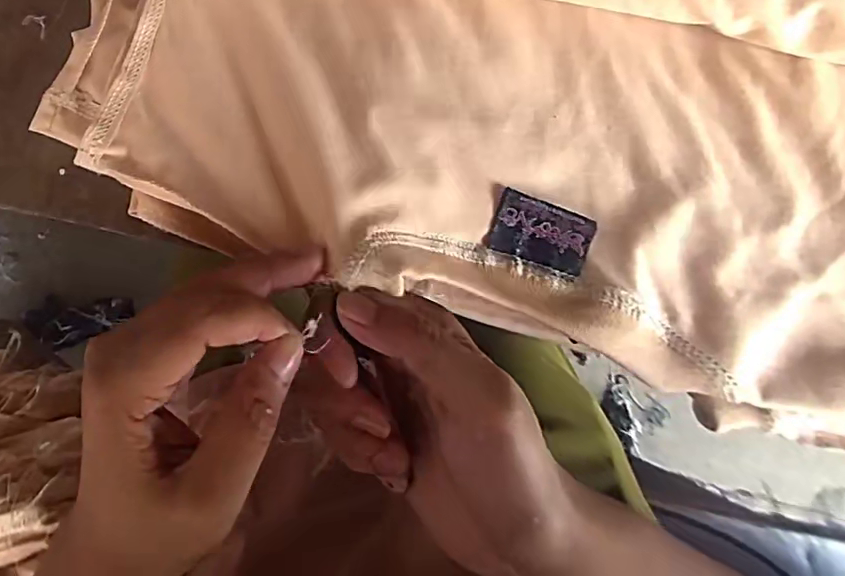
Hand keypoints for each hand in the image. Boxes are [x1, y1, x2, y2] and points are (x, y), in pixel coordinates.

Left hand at [40, 252, 322, 575]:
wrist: (107, 551)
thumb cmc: (153, 538)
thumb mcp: (210, 501)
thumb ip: (248, 423)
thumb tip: (289, 347)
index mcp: (125, 378)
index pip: (197, 320)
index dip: (255, 315)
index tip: (303, 336)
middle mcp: (120, 345)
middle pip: (197, 293)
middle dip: (260, 275)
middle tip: (314, 262)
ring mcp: (127, 341)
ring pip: (196, 292)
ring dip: (251, 280)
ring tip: (302, 268)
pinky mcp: (141, 347)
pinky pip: (193, 310)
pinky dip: (236, 299)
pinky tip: (268, 293)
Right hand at [293, 289, 582, 575]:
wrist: (523, 542)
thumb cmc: (510, 458)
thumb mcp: (477, 393)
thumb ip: (416, 340)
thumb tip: (347, 302)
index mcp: (416, 321)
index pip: (345, 301)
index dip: (333, 333)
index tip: (348, 376)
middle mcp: (388, 345)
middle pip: (323, 345)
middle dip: (340, 394)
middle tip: (380, 428)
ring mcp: (375, 386)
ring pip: (321, 386)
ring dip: (349, 428)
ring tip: (394, 457)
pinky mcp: (365, 427)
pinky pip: (329, 423)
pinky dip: (355, 450)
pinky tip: (394, 471)